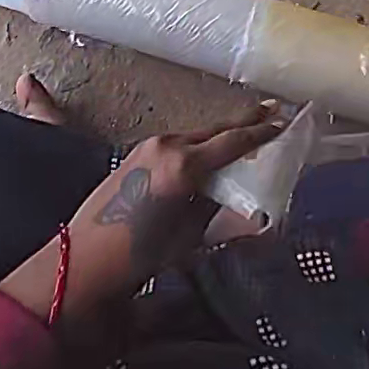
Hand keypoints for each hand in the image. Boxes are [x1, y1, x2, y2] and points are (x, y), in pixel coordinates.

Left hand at [0, 110, 282, 324]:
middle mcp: (167, 145)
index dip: (261, 132)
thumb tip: (256, 210)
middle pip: (214, 129)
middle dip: (244, 122)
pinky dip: (199, 144)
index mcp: (183, 164)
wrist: (85, 256)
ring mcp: (149, 146)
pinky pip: (178, 142)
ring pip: (196, 134)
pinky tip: (210, 152)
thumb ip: (224, 215)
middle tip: (272, 112)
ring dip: (221, 133)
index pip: (232, 141)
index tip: (283, 122)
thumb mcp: (190, 237)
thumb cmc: (140, 252)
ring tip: (247, 131)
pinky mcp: (137, 152)